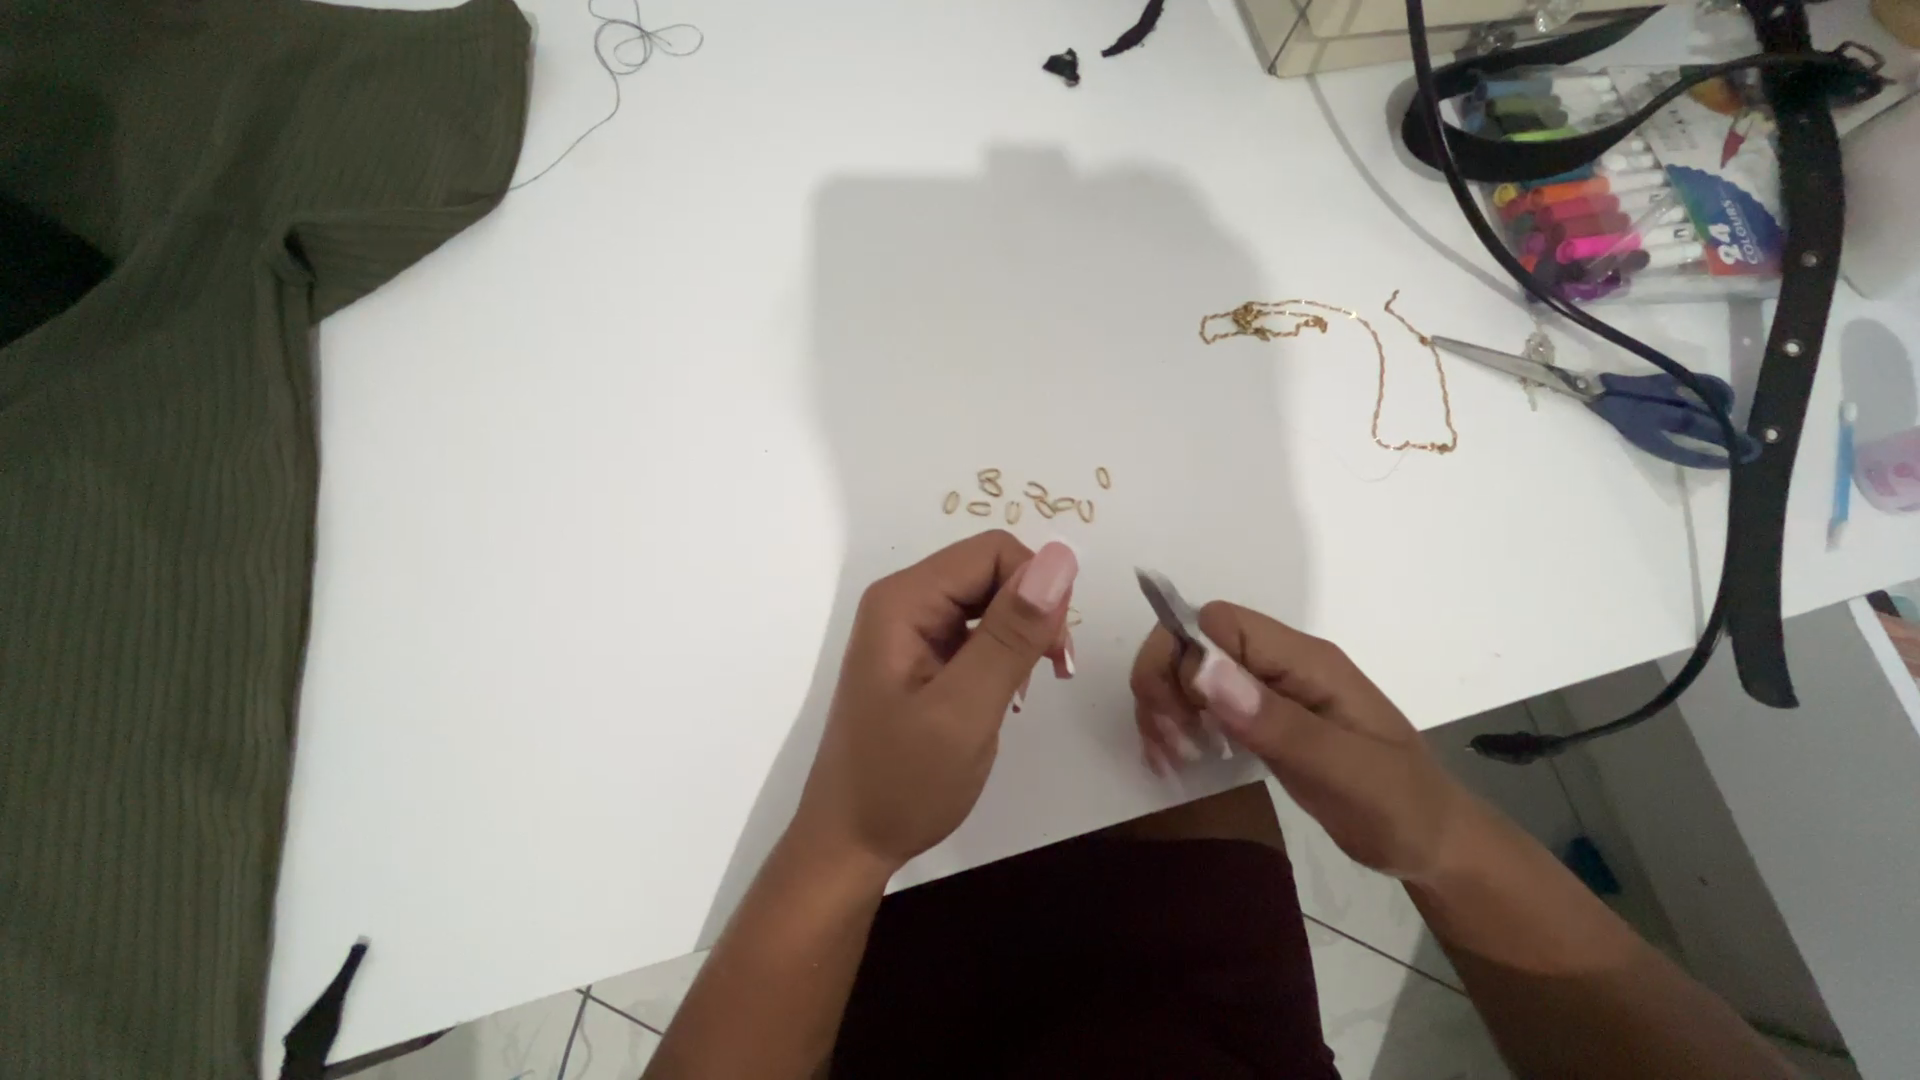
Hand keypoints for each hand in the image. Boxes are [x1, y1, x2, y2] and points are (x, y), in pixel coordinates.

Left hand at [790, 532, 1077, 875]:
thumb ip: (1010, 635)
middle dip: (1032, 612)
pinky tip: (1008, 694)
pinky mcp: (921, 658)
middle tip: (1051, 673)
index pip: (992, 551)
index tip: (1055, 649)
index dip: (1036, 587)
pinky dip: (1004, 656)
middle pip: (990, 572)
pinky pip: (976, 633)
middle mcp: (904, 602)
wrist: (851, 842)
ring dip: (1021, 637)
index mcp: (904, 600)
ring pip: (988, 602)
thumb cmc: (902, 782)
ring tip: (1025, 691)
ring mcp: (910, 631)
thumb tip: (1060, 559)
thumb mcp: (964, 710)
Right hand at [1129, 601, 1476, 882]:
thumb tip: (1202, 669)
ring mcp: (1268, 689)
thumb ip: (1275, 720)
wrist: (1432, 843)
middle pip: (1193, 641)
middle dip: (1164, 684)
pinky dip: (1174, 724)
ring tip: (1172, 758)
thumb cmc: (1399, 807)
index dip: (1185, 657)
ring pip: (1187, 670)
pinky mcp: (1258, 716)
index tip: (1185, 717)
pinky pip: (1199, 701)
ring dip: (1163, 706)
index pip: (1218, 622)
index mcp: (1305, 660)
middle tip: (1172, 745)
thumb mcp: (1343, 771)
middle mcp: (1280, 663)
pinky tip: (1176, 758)